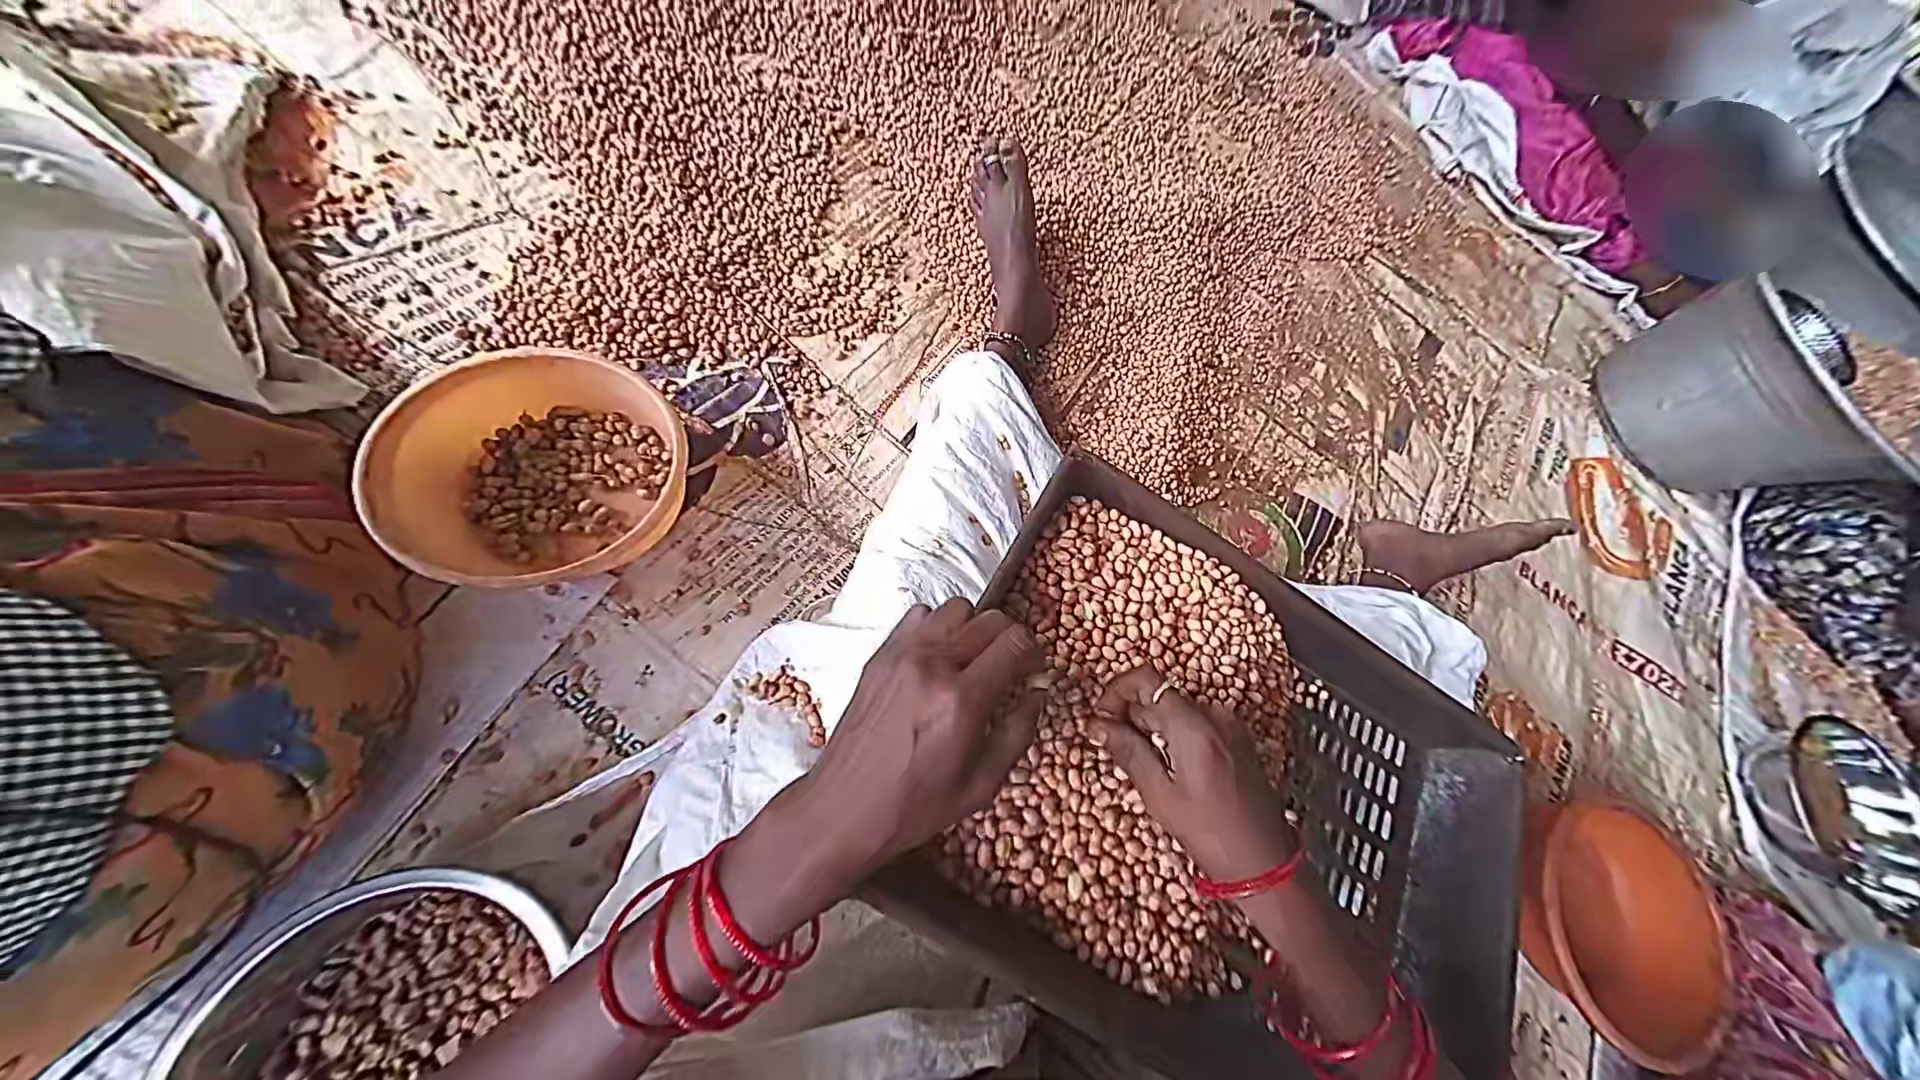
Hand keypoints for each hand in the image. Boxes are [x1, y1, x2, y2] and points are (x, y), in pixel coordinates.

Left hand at [782, 597, 1045, 889]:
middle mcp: (932, 665)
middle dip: (1011, 640)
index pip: (1015, 642)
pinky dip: (938, 627)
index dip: (1035, 652)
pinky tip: (939, 658)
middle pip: (991, 619)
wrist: (843, 807)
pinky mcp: (880, 655)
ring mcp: (902, 654)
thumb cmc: (914, 805)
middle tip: (1010, 667)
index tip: (1034, 670)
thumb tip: (1039, 691)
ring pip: (957, 608)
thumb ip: (1019, 731)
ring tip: (974, 660)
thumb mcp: (982, 785)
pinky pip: (920, 616)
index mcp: (961, 700)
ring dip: (975, 628)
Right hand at [1091, 664, 1294, 881]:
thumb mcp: (1160, 794)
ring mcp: (1229, 724)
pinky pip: (1193, 720)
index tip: (1101, 716)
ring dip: (1149, 724)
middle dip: (1129, 712)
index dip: (1116, 691)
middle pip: (1159, 693)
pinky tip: (1164, 764)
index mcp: (1194, 727)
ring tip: (1139, 760)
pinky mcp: (1235, 736)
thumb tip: (1096, 724)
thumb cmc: (1211, 835)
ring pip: (1174, 707)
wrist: (1266, 862)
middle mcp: (1215, 716)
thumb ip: (1127, 751)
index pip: (1146, 680)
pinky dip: (1171, 732)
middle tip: (1112, 744)